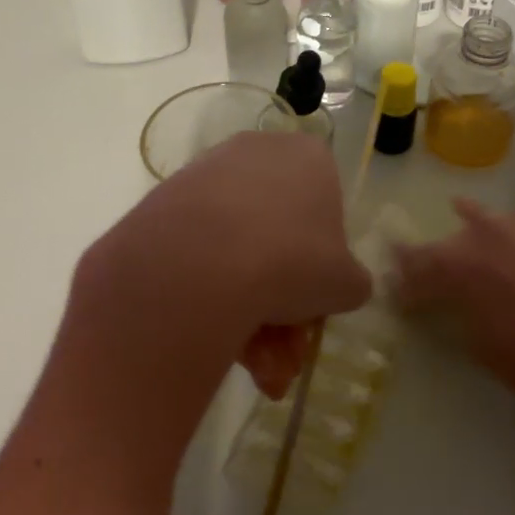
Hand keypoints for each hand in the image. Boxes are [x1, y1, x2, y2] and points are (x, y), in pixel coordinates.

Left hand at [75, 131, 371, 396]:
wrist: (198, 265)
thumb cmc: (292, 261)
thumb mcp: (345, 284)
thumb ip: (350, 281)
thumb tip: (340, 285)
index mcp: (309, 157)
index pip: (326, 204)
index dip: (324, 256)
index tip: (315, 294)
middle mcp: (259, 151)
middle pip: (278, 232)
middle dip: (283, 299)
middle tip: (284, 352)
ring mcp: (207, 173)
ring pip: (237, 247)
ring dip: (249, 308)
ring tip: (252, 363)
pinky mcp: (164, 200)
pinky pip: (198, 250)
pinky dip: (208, 292)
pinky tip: (215, 337)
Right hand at [393, 198, 514, 421]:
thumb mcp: (484, 349)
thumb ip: (461, 317)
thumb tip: (456, 307)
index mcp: (456, 266)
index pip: (415, 268)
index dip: (405, 284)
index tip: (401, 297)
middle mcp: (482, 234)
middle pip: (445, 244)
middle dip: (432, 263)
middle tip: (427, 282)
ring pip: (479, 224)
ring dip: (467, 240)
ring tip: (460, 248)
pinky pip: (512, 227)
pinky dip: (500, 235)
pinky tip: (504, 243)